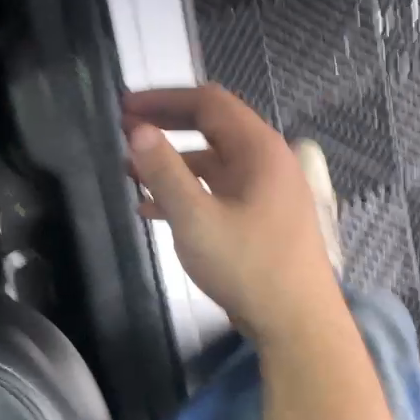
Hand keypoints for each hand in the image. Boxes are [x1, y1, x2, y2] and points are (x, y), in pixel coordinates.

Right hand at [124, 85, 340, 344]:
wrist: (294, 319)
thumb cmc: (247, 266)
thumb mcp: (196, 220)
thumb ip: (165, 174)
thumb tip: (136, 132)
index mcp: (257, 150)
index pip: (208, 103)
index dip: (164, 99)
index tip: (124, 107)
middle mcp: (265, 161)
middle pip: (211, 129)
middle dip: (166, 128)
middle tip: (124, 131)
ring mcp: (265, 191)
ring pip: (212, 164)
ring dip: (171, 165)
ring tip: (130, 173)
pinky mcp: (259, 219)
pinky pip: (217, 192)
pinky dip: (186, 193)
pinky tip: (154, 212)